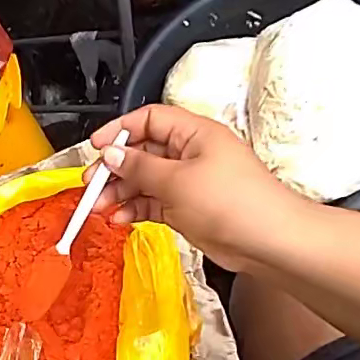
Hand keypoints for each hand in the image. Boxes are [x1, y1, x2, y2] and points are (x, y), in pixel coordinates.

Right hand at [87, 104, 303, 270]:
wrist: (266, 240)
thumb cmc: (235, 202)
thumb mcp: (177, 180)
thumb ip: (139, 166)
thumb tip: (112, 153)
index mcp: (194, 133)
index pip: (149, 119)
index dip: (120, 130)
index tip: (97, 146)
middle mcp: (191, 154)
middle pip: (143, 153)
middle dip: (115, 169)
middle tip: (92, 184)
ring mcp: (189, 182)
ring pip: (145, 181)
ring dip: (121, 193)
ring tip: (101, 207)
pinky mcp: (188, 208)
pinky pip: (154, 203)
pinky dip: (136, 209)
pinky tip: (120, 218)